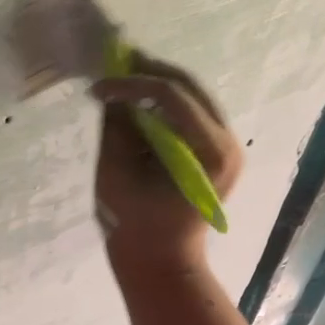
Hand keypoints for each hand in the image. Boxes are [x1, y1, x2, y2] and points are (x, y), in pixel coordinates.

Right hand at [90, 56, 241, 277]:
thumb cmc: (136, 225)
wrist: (161, 261)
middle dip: (147, 72)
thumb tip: (111, 95)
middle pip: (189, 87)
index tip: (97, 88)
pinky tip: (133, 101)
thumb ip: (116, 130)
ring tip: (119, 77)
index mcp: (210, 152)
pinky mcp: (212, 151)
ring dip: (154, 83)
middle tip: (111, 63)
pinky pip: (188, 113)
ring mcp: (224, 146)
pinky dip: (160, 102)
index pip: (172, 97)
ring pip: (191, 96)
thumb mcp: (116, 175)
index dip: (131, 84)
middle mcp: (227, 142)